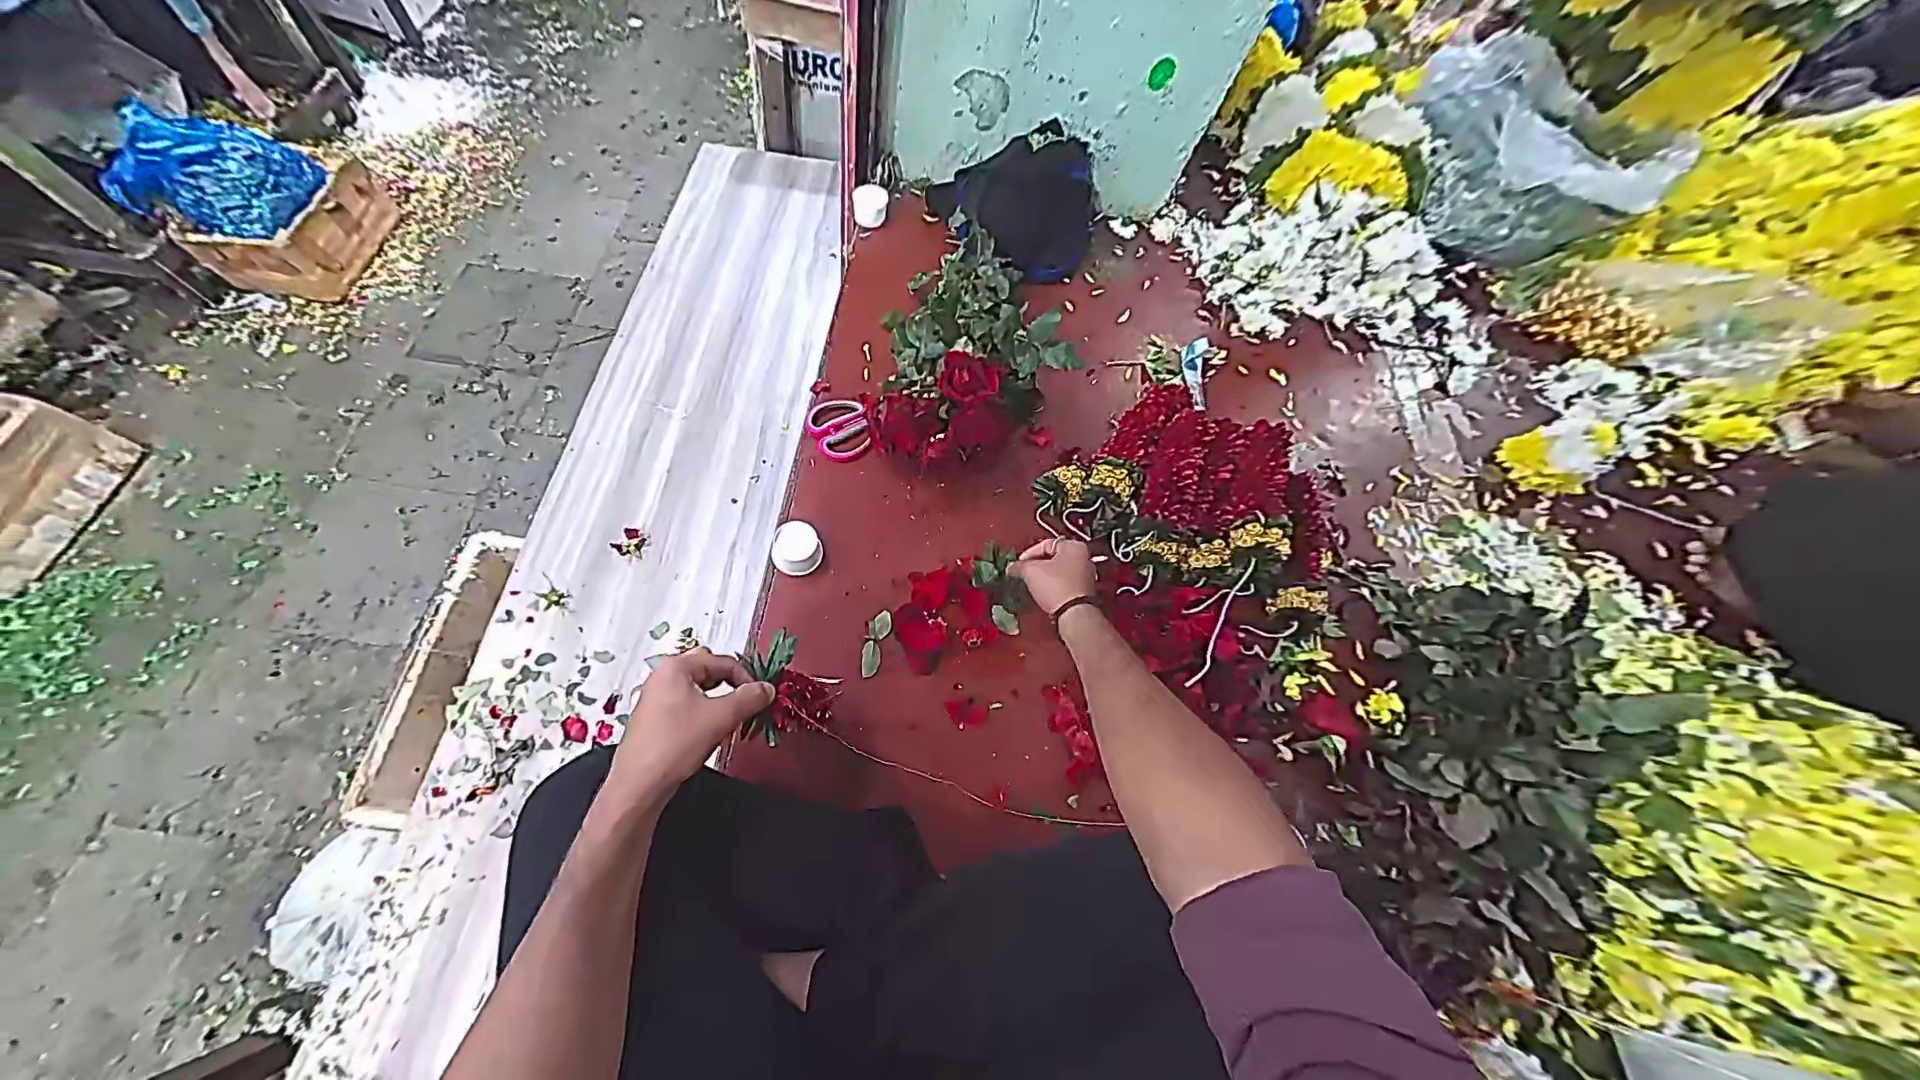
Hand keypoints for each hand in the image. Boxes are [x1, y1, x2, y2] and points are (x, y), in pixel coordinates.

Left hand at [605, 648, 773, 805]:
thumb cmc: (675, 745)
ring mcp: (656, 698)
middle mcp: (662, 677)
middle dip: (732, 686)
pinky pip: (688, 706)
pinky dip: (704, 713)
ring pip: (699, 690)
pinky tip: (710, 732)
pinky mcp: (655, 719)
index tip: (759, 696)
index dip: (747, 678)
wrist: (639, 785)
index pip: (723, 662)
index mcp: (675, 668)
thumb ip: (750, 698)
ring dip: (719, 701)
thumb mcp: (721, 717)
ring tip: (730, 719)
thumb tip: (767, 689)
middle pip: (710, 671)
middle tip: (745, 703)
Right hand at [1008, 538, 1096, 616]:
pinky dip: (1055, 586)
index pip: (1046, 544)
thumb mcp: (1031, 571)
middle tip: (1025, 572)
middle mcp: (1083, 558)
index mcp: (1073, 546)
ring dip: (1046, 576)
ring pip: (1060, 571)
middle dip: (1037, 565)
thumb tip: (1013, 567)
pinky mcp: (1084, 591)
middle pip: (1054, 557)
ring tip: (1034, 584)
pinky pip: (1065, 583)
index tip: (1019, 563)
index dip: (1029, 553)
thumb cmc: (1058, 588)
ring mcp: (1086, 575)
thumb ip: (1019, 566)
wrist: (1073, 613)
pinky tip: (1046, 593)